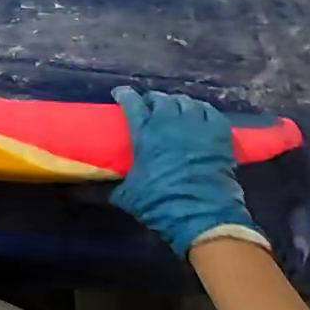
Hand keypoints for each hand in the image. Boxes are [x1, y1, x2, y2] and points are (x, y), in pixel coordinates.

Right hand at [110, 86, 267, 257]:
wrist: (203, 215)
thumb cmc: (161, 204)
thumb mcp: (129, 197)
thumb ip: (110, 187)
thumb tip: (90, 189)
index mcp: (146, 132)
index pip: (132, 102)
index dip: (125, 95)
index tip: (120, 94)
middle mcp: (170, 121)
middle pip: (160, 99)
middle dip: (152, 99)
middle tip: (149, 106)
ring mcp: (196, 124)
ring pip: (185, 101)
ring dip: (176, 103)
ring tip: (174, 109)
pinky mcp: (219, 132)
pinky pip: (209, 111)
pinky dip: (201, 110)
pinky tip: (198, 114)